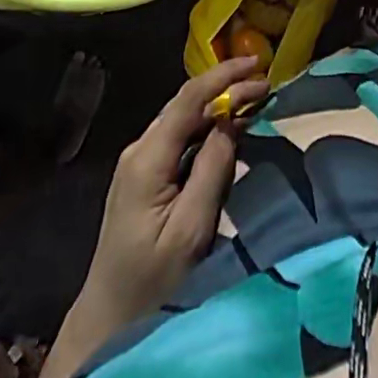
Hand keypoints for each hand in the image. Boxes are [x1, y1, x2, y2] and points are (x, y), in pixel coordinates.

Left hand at [78, 56, 269, 326]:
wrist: (110, 313)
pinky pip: (180, 140)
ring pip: (184, 121)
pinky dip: (208, 129)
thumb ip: (212, 170)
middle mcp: (140, 150)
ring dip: (219, 108)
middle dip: (226, 89)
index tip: (256, 64)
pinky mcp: (146, 175)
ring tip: (256, 101)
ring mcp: (140, 162)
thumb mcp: (191, 228)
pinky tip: (230, 130)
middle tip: (267, 85)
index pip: (187, 101)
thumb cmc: (152, 279)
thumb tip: (232, 121)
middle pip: (186, 106)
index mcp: (147, 158)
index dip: (222, 77)